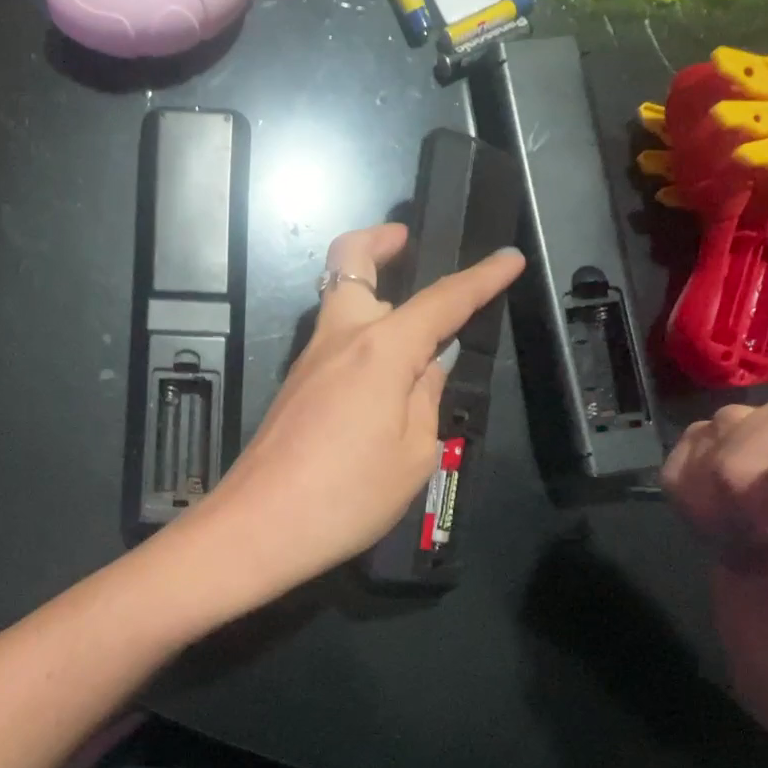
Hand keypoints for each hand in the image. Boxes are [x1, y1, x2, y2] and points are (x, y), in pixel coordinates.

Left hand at [186, 223, 524, 601]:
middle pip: (350, 264)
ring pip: (339, 304)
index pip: (442, 300)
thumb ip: (425, 402)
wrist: (260, 525)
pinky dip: (362, 342)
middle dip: (380, 242)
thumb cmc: (346, 494)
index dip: (480, 279)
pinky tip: (384, 386)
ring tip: (415, 335)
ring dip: (372, 296)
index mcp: (380, 349)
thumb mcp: (414, 455)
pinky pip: (334, 346)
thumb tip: (424, 371)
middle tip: (408, 246)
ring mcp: (308, 362)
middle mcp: (339, 340)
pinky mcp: (293, 389)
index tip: (507, 260)